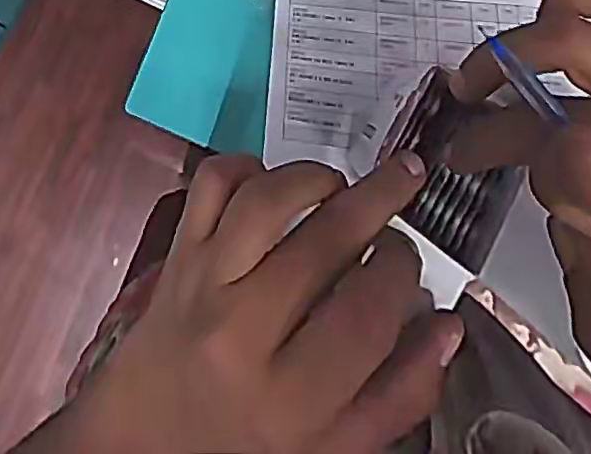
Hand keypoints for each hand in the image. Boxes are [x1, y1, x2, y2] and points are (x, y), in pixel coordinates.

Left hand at [21, 155, 464, 453]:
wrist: (144, 440)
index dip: (401, 267)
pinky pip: (209, 185)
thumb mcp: (332, 449)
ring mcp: (202, 281)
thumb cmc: (247, 444)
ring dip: (312, 176)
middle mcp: (242, 331)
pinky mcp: (177, 251)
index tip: (409, 251)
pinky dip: (243, 165)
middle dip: (378, 198)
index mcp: (289, 400)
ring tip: (339, 183)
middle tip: (404, 177)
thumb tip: (446, 323)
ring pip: (264, 201)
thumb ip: (399, 394)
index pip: (364, 313)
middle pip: (322, 242)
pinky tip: (270, 179)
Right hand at [446, 0, 590, 453]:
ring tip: (479, 87)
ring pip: (576, 33)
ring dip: (506, 57)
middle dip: (505, 136)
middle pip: (565, 106)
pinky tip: (545, 34)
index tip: (574, 222)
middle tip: (474, 157)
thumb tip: (563, 225)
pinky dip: (570, 1)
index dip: (552, 189)